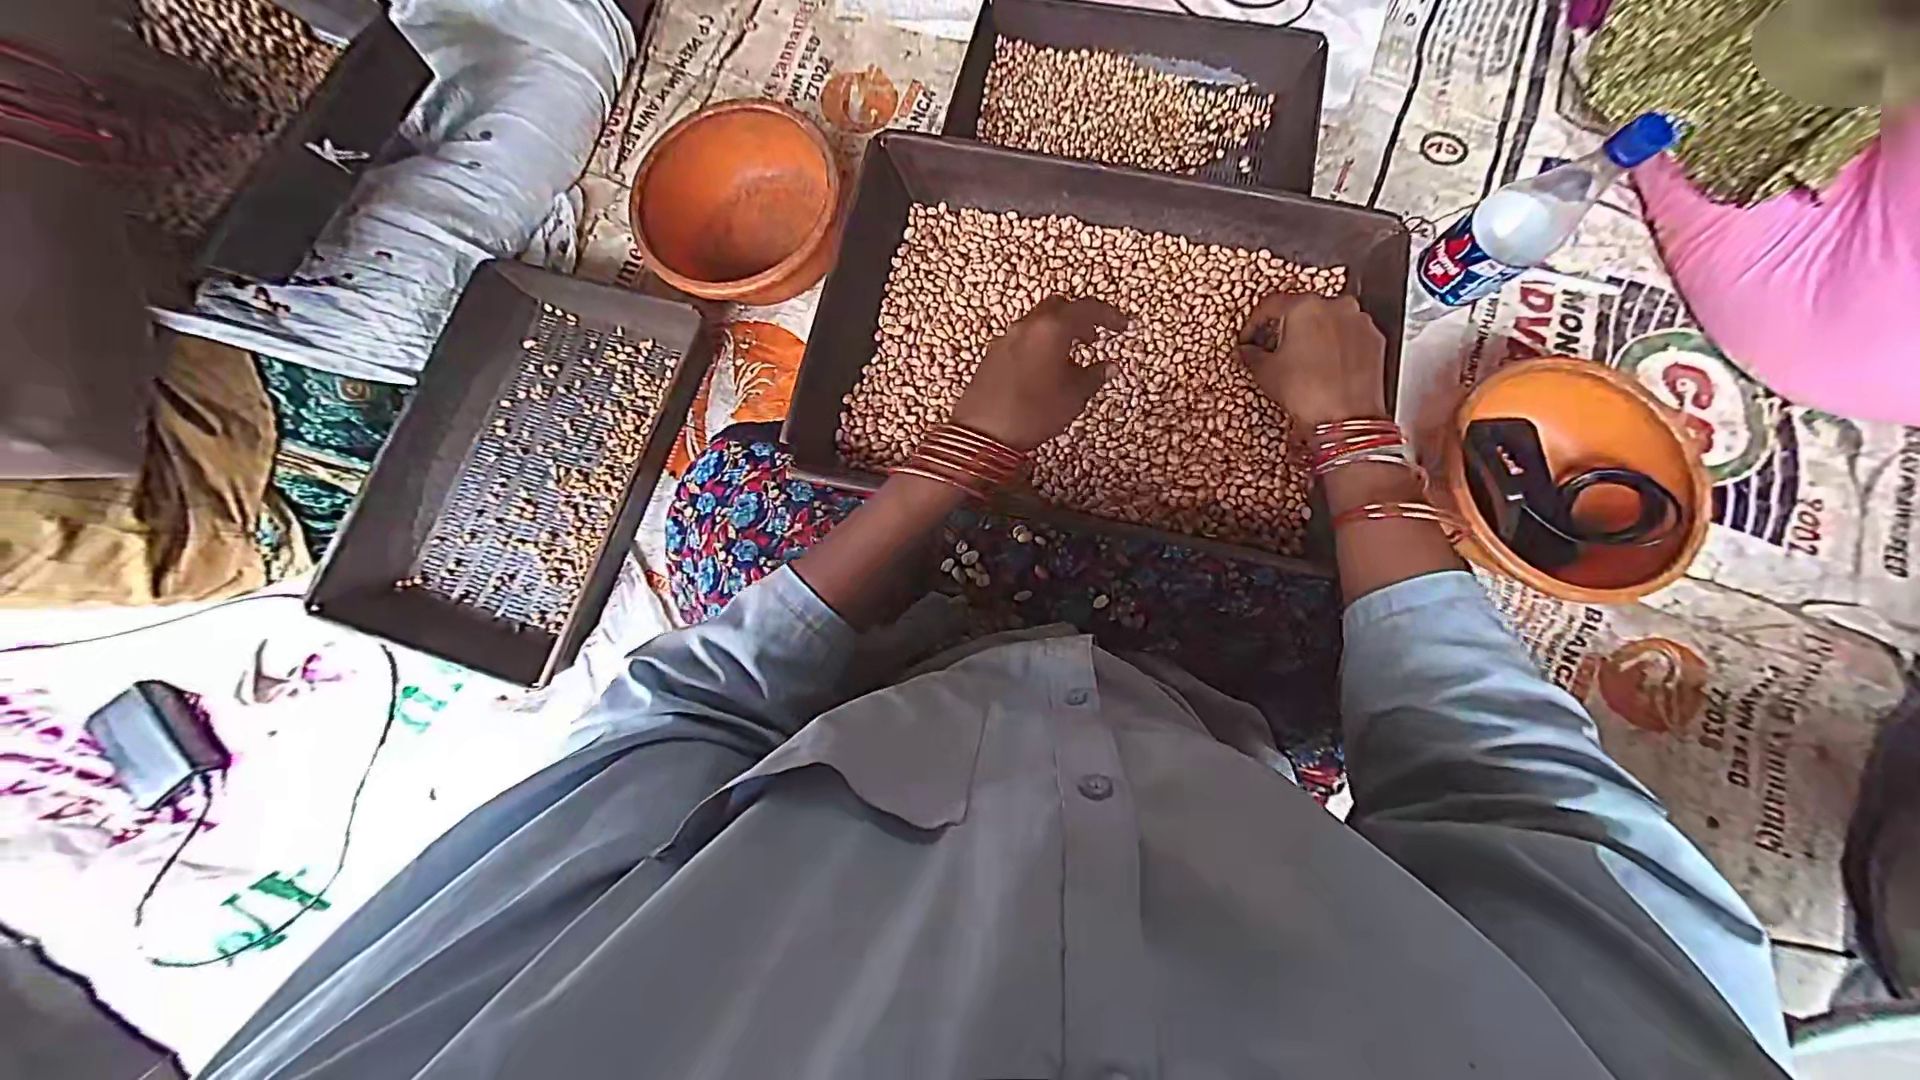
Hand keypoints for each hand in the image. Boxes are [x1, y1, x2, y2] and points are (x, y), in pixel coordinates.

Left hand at [951, 296, 1128, 451]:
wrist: (982, 433)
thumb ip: (1093, 376)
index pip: (1087, 308)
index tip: (1123, 326)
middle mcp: (1027, 326)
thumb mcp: (1073, 397)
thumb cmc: (1033, 413)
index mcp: (1052, 328)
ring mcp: (1005, 339)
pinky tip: (1044, 370)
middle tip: (1093, 337)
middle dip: (1079, 318)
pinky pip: (1021, 340)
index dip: (1109, 315)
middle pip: (1058, 307)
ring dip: (1056, 333)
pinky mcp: (991, 356)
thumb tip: (1108, 366)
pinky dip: (1038, 345)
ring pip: (1037, 323)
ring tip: (1070, 358)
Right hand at [1235, 293, 1387, 430]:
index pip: (1271, 304)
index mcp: (1304, 308)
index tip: (1249, 335)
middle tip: (1273, 349)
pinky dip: (1334, 346)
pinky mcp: (1374, 339)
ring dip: (1312, 336)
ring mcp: (1359, 321)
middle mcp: (1335, 306)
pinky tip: (1323, 366)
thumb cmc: (1308, 391)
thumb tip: (1248, 351)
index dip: (1254, 322)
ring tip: (1300, 361)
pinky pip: (1347, 335)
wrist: (1345, 416)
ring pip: (1328, 321)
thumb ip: (1252, 354)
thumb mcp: (1265, 372)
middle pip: (1302, 310)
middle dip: (1286, 328)